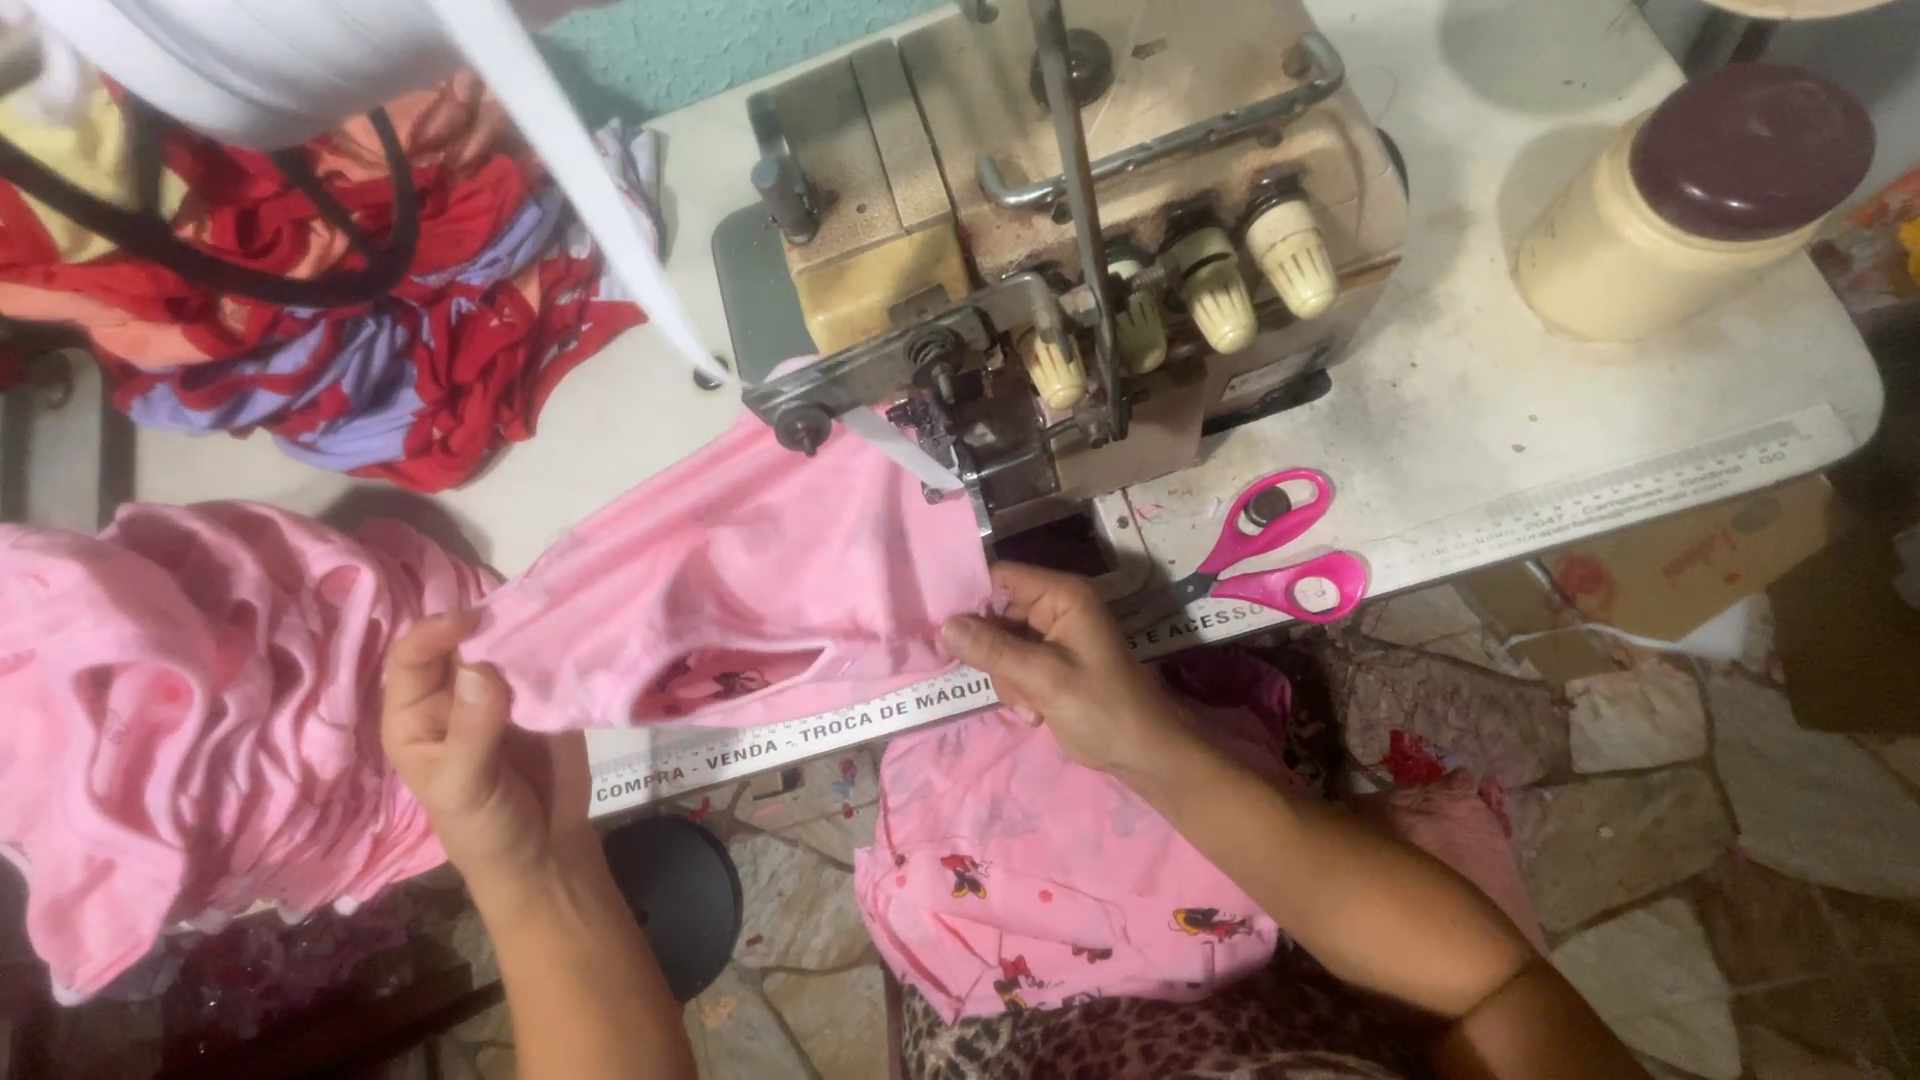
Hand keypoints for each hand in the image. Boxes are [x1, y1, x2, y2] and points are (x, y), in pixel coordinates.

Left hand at [382, 611, 594, 911]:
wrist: (547, 850)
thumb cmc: (486, 828)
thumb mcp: (467, 787)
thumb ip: (473, 729)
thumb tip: (482, 665)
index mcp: (416, 717)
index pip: (413, 660)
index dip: (434, 634)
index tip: (472, 620)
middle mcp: (455, 698)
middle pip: (463, 644)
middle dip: (488, 621)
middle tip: (524, 607)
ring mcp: (505, 695)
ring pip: (508, 647)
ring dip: (528, 629)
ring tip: (554, 612)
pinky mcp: (547, 698)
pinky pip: (548, 664)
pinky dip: (560, 646)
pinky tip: (576, 632)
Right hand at [941, 562, 1202, 781]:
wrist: (1140, 753)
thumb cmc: (1102, 707)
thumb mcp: (1044, 677)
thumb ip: (994, 650)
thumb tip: (945, 625)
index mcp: (1062, 595)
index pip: (1001, 578)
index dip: (971, 597)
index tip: (941, 625)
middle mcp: (1053, 607)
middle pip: (994, 612)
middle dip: (992, 651)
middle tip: (1004, 680)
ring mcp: (1048, 637)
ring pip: (996, 644)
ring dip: (1005, 678)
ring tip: (1031, 703)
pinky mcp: (1043, 663)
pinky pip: (1007, 665)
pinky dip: (1014, 690)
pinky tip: (1035, 712)